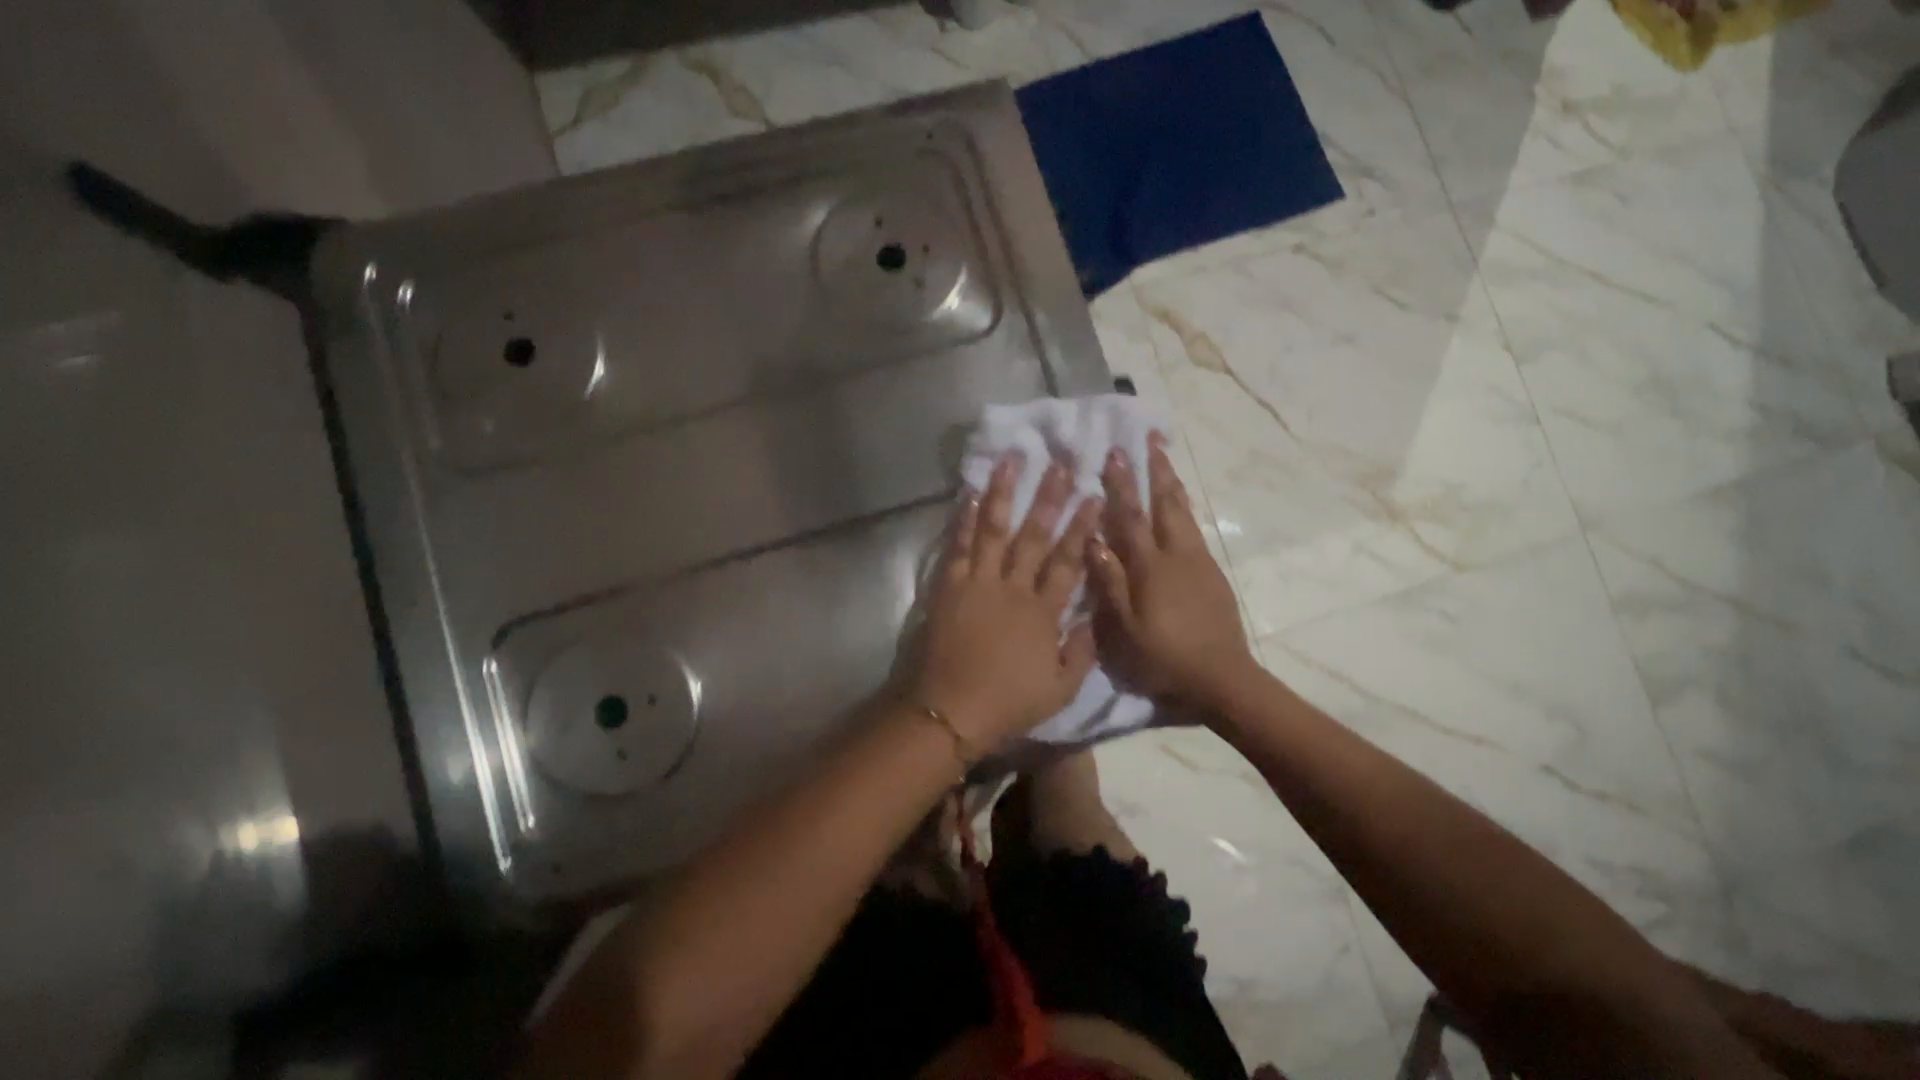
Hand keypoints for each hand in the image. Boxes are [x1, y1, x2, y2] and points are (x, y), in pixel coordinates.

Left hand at [906, 454, 1101, 750]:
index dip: (1082, 528)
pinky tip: (972, 494)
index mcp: (1044, 612)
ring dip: (1005, 494)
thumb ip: (1081, 651)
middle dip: (1050, 498)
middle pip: (1034, 536)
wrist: (951, 710)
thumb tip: (1094, 617)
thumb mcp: (1061, 689)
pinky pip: (958, 546)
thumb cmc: (1008, 703)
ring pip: (995, 530)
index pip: (1068, 562)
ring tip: (1012, 460)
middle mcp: (1013, 588)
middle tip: (1060, 464)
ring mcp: (978, 584)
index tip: (1094, 497)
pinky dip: (965, 519)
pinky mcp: (948, 587)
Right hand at [1089, 436, 1254, 706]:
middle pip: (1165, 504)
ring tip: (1166, 459)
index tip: (1115, 453)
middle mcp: (1177, 555)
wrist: (1221, 676)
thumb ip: (1110, 581)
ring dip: (1173, 484)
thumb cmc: (1163, 656)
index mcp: (1150, 567)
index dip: (1121, 485)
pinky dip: (1185, 509)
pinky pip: (1195, 530)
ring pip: (1184, 513)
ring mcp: (1199, 563)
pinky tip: (1181, 508)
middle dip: (1156, 470)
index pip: (1131, 516)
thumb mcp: (1125, 627)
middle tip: (1150, 439)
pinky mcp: (1213, 575)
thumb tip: (1092, 539)